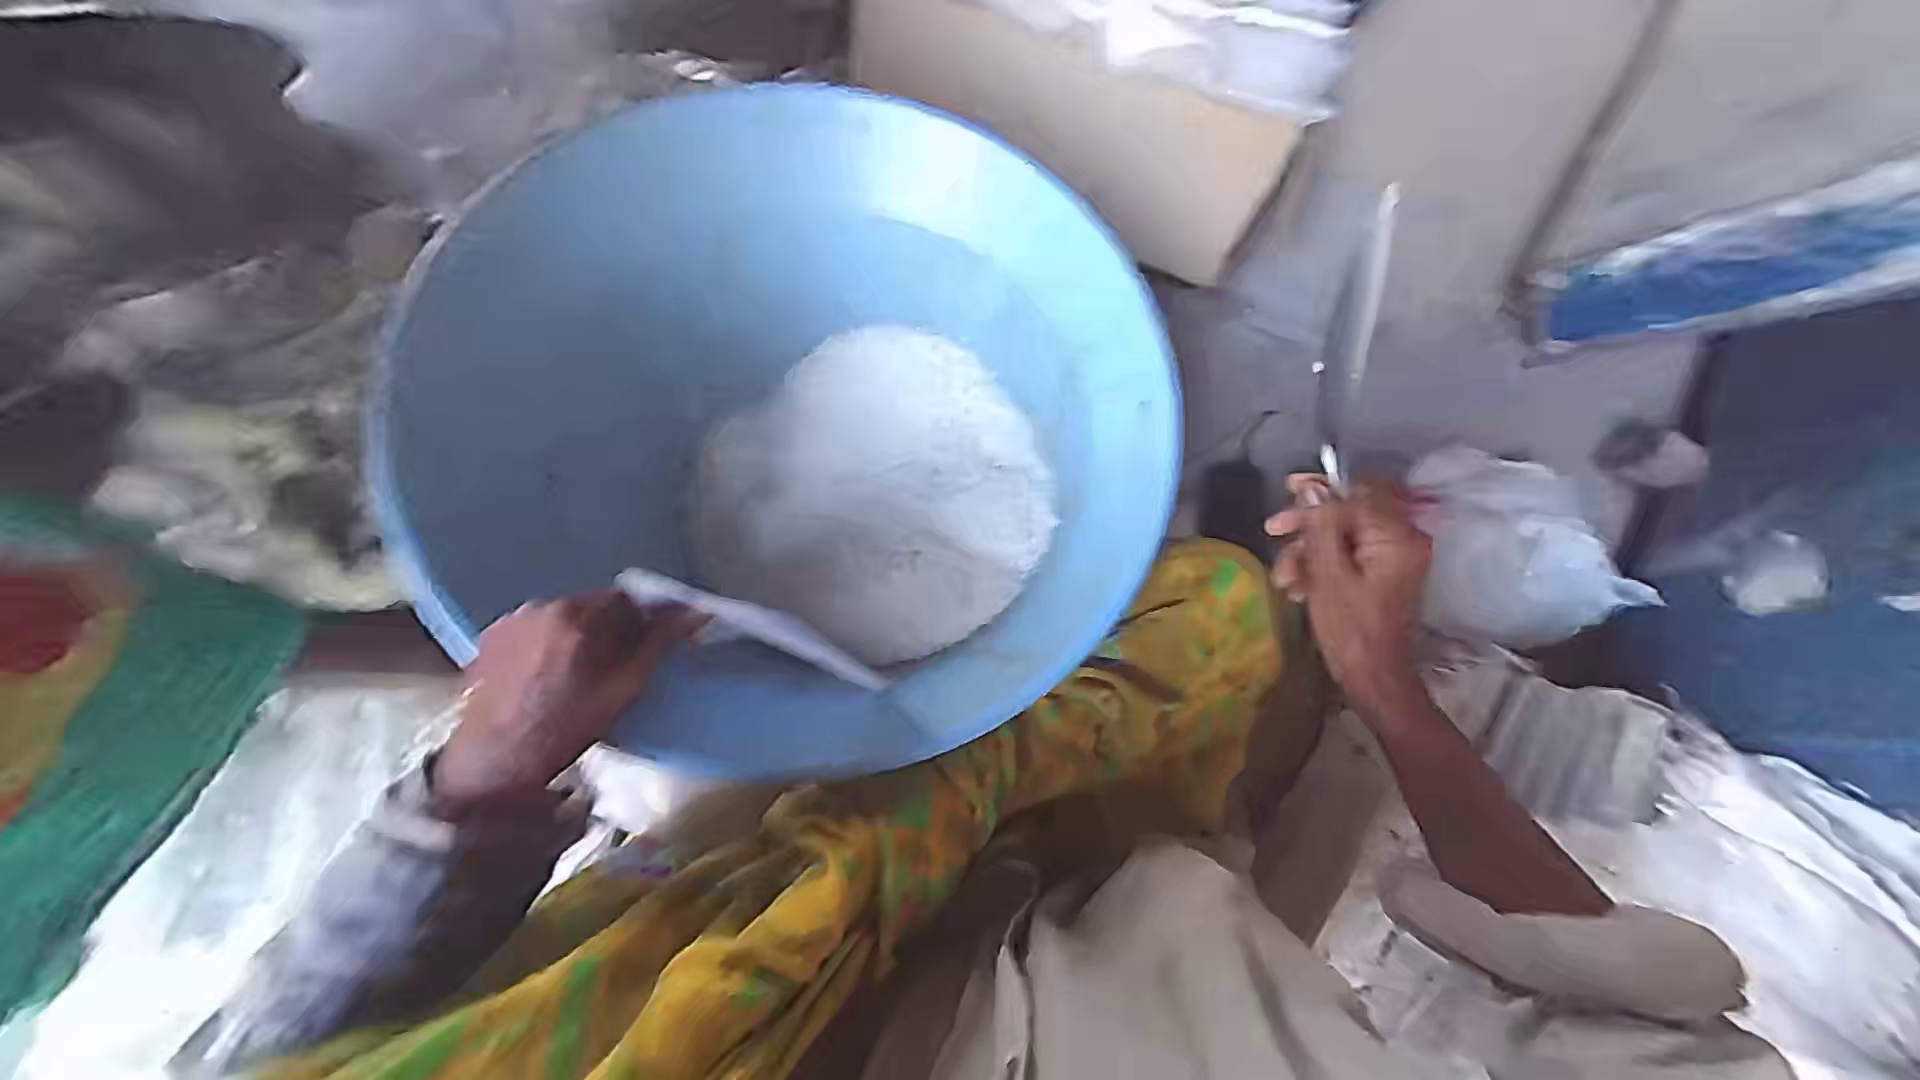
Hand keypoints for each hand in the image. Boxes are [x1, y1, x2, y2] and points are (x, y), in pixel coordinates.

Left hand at [433, 590, 703, 810]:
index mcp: (577, 615)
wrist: (495, 762)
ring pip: (564, 615)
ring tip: (580, 671)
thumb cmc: (567, 726)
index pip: (625, 599)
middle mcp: (542, 607)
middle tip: (616, 663)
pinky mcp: (491, 637)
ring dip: (579, 633)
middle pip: (593, 605)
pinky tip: (549, 673)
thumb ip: (661, 644)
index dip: (641, 622)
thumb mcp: (625, 687)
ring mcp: (512, 621)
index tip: (643, 649)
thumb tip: (697, 612)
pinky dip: (550, 640)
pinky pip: (535, 627)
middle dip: (610, 626)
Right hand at [1264, 475, 1431, 717]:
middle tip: (1273, 531)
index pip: (1359, 492)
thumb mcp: (1328, 574)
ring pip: (1340, 534)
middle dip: (1307, 523)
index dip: (1322, 487)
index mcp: (1396, 537)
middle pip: (1348, 511)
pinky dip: (1318, 565)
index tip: (1288, 487)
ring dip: (1306, 550)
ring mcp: (1391, 557)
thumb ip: (1321, 526)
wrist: (1372, 676)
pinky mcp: (1380, 572)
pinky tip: (1297, 585)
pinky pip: (1345, 554)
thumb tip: (1313, 488)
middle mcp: (1401, 540)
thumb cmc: (1349, 628)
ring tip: (1285, 578)